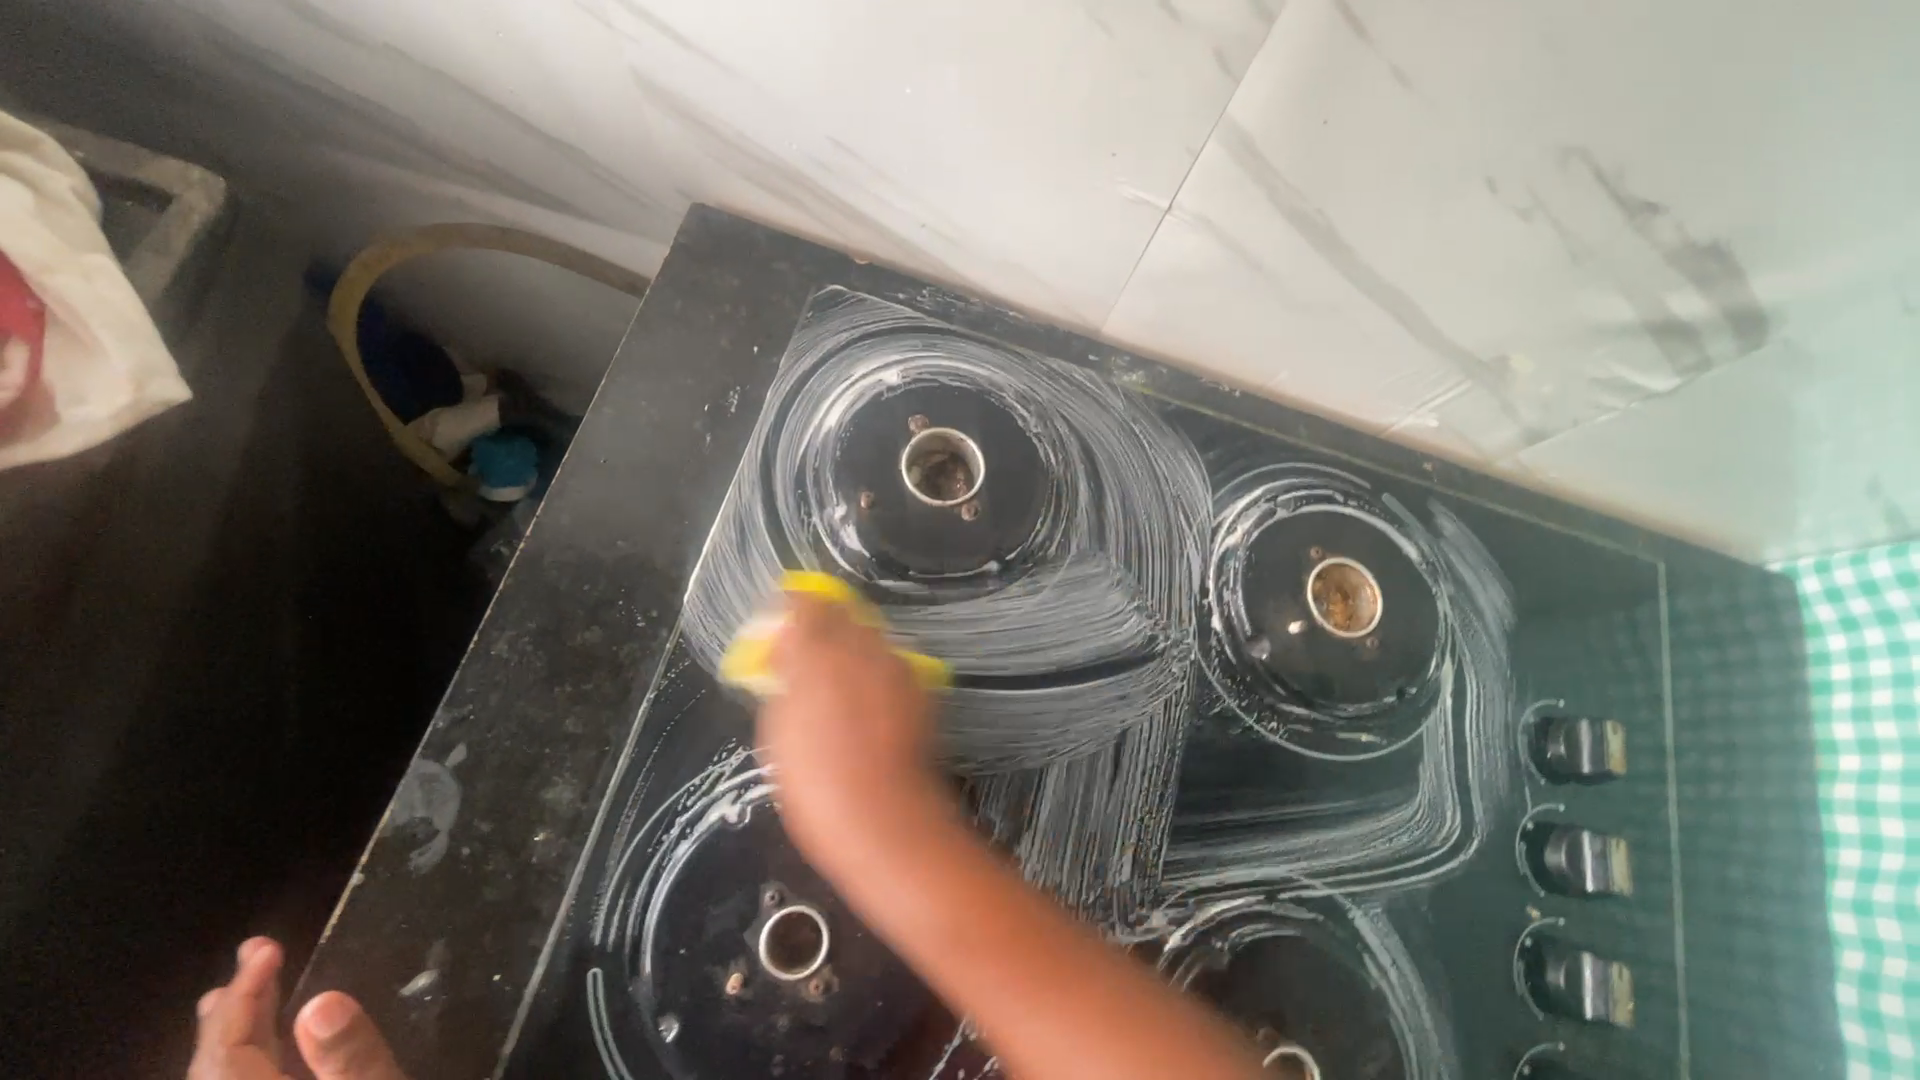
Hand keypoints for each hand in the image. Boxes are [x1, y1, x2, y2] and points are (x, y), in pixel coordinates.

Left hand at [188, 937, 408, 1079]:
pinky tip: (273, 1034)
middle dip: (234, 1005)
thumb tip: (322, 1001)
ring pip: (228, 1075)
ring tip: (245, 985)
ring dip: (240, 1026)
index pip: (227, 1050)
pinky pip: (249, 1079)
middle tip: (256, 949)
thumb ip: (348, 1054)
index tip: (267, 948)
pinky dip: (255, 1049)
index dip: (243, 995)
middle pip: (216, 1065)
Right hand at [759, 592, 949, 869]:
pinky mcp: (921, 689)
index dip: (791, 609)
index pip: (805, 605)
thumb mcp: (778, 730)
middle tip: (804, 656)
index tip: (780, 627)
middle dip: (823, 626)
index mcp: (818, 654)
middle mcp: (863, 648)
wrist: (884, 822)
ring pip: (870, 638)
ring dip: (852, 649)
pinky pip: (892, 665)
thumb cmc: (816, 785)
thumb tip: (784, 650)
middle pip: (842, 614)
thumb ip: (783, 678)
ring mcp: (897, 666)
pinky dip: (876, 672)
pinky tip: (866, 704)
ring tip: (835, 685)